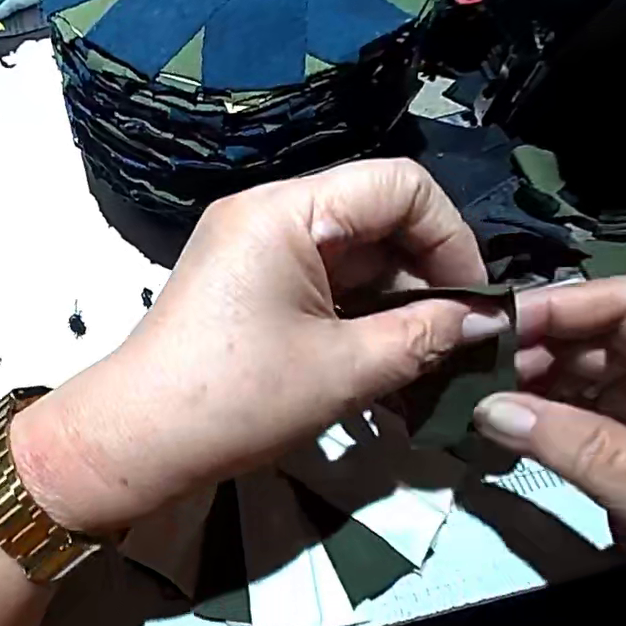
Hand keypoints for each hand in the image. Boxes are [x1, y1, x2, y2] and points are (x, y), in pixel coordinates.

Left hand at [11, 159, 503, 533]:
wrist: (135, 440)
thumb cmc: (237, 401)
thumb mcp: (344, 370)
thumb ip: (425, 335)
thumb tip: (489, 319)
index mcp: (287, 210)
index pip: (399, 184)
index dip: (449, 236)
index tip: (472, 299)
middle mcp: (270, 209)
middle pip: (376, 212)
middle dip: (426, 267)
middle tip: (457, 328)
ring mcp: (257, 242)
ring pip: (353, 247)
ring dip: (397, 291)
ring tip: (431, 343)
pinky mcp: (253, 276)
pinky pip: (324, 272)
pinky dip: (361, 303)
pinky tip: (389, 342)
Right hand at [471, 277, 625, 625]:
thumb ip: (591, 454)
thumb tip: (488, 408)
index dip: (566, 307)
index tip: (493, 323)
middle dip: (553, 351)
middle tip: (476, 369)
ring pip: (622, 388)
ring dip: (558, 393)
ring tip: (490, 399)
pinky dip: (579, 434)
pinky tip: (532, 435)